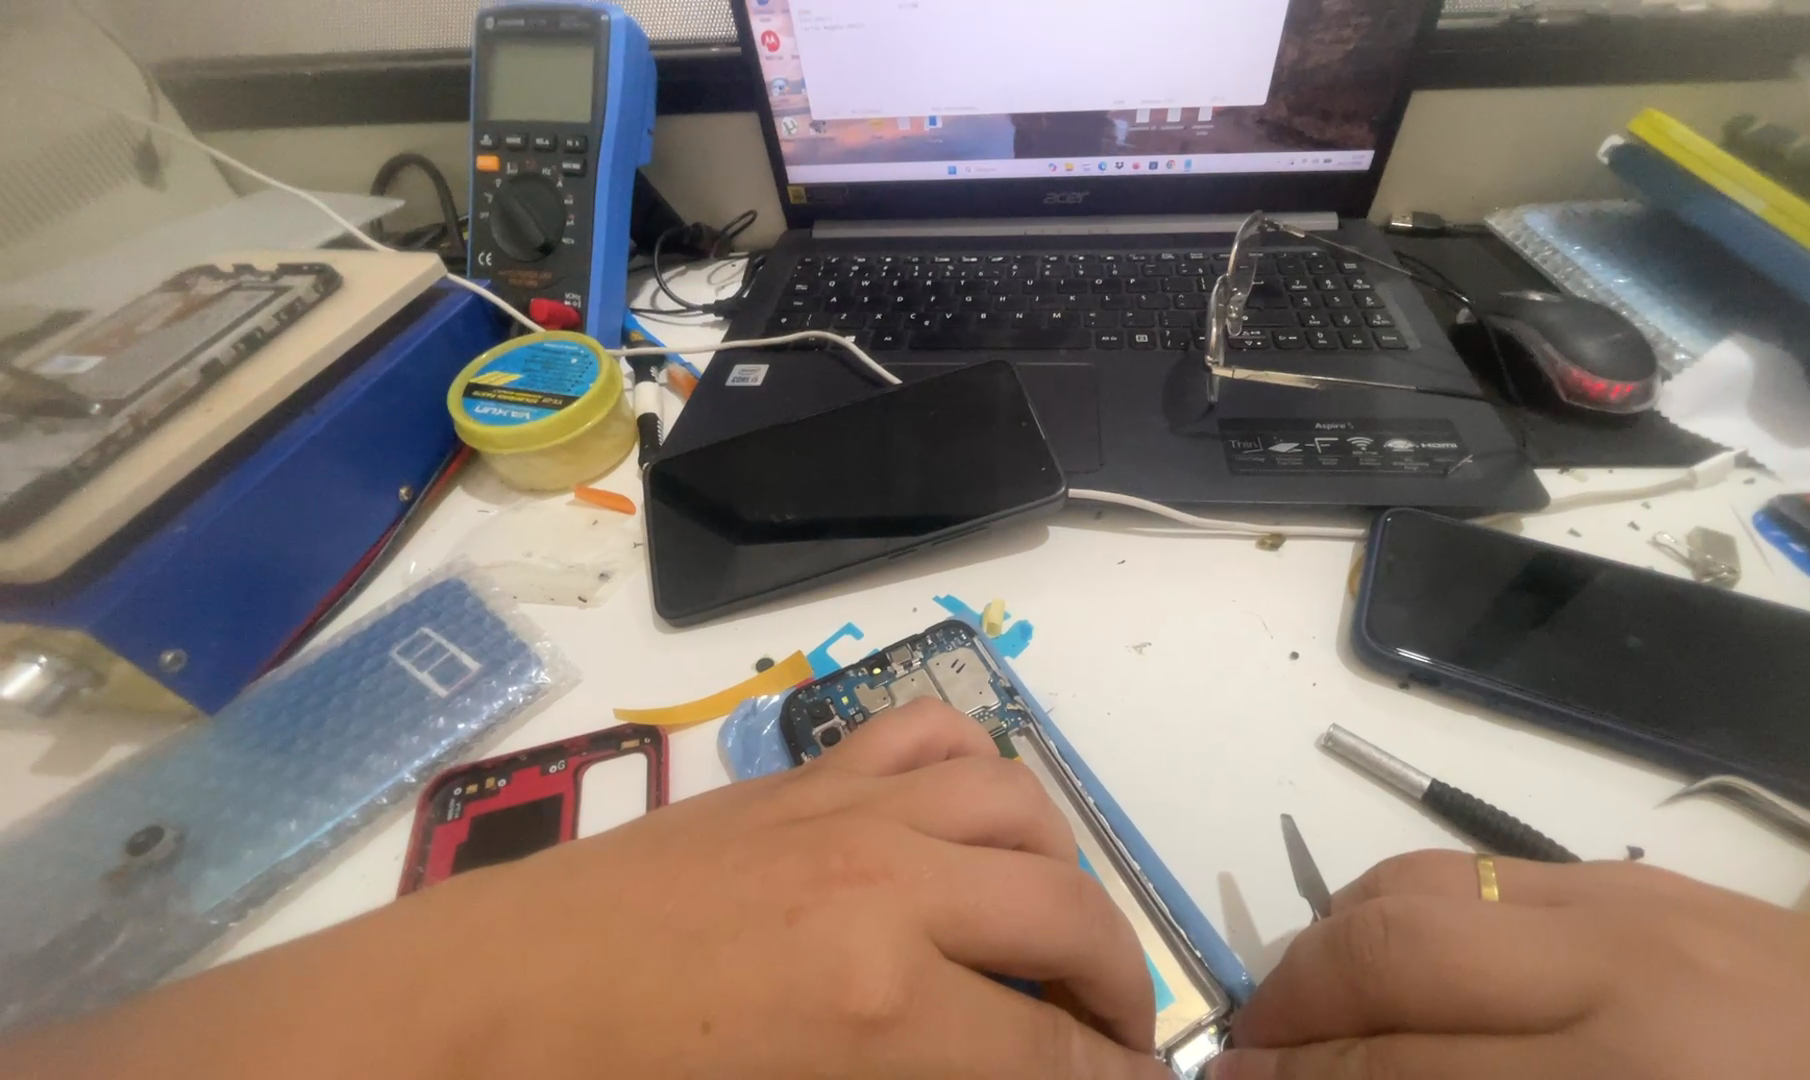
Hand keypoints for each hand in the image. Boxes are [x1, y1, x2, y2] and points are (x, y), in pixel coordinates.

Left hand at [2, 702, 1164, 1079]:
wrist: (474, 1014)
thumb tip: (1000, 1069)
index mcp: (882, 1009)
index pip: (1059, 1055)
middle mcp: (893, 882)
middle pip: (1072, 914)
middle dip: (1120, 989)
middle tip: (1109, 1038)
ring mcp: (852, 806)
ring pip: (1022, 807)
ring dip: (1060, 873)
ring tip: (1047, 927)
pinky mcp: (811, 772)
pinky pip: (932, 736)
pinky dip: (977, 773)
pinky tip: (968, 820)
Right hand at [1213, 851, 1809, 1079]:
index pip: (1406, 1071)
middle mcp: (1633, 969)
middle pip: (1390, 950)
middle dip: (1294, 1000)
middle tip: (1249, 1048)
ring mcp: (1637, 901)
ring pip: (1413, 883)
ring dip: (1331, 940)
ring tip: (1306, 997)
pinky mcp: (1642, 878)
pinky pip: (1469, 867)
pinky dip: (1396, 907)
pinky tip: (1390, 956)